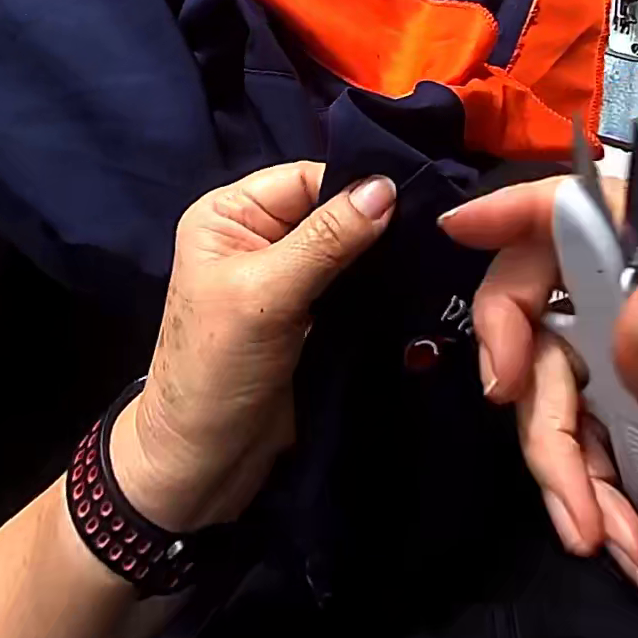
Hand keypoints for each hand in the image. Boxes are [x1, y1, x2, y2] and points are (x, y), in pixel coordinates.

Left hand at [111, 162, 396, 531]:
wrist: (204, 458)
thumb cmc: (218, 366)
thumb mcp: (266, 293)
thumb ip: (324, 240)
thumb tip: (384, 187)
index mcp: (228, 214)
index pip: (302, 178)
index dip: (353, 186)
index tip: (414, 201)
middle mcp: (255, 235)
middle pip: (326, 210)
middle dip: (373, 222)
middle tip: (433, 233)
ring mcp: (283, 276)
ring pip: (343, 248)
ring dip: (380, 256)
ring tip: (432, 259)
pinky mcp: (308, 313)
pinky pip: (348, 284)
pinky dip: (377, 286)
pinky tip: (414, 287)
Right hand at [442, 177, 637, 637]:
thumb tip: (627, 308)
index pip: (615, 215)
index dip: (530, 208)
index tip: (460, 229)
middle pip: (552, 289)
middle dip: (516, 343)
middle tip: (507, 398)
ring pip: (551, 370)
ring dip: (553, 448)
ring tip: (587, 529)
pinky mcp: (634, 412)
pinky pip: (572, 426)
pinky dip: (578, 481)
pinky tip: (609, 535)